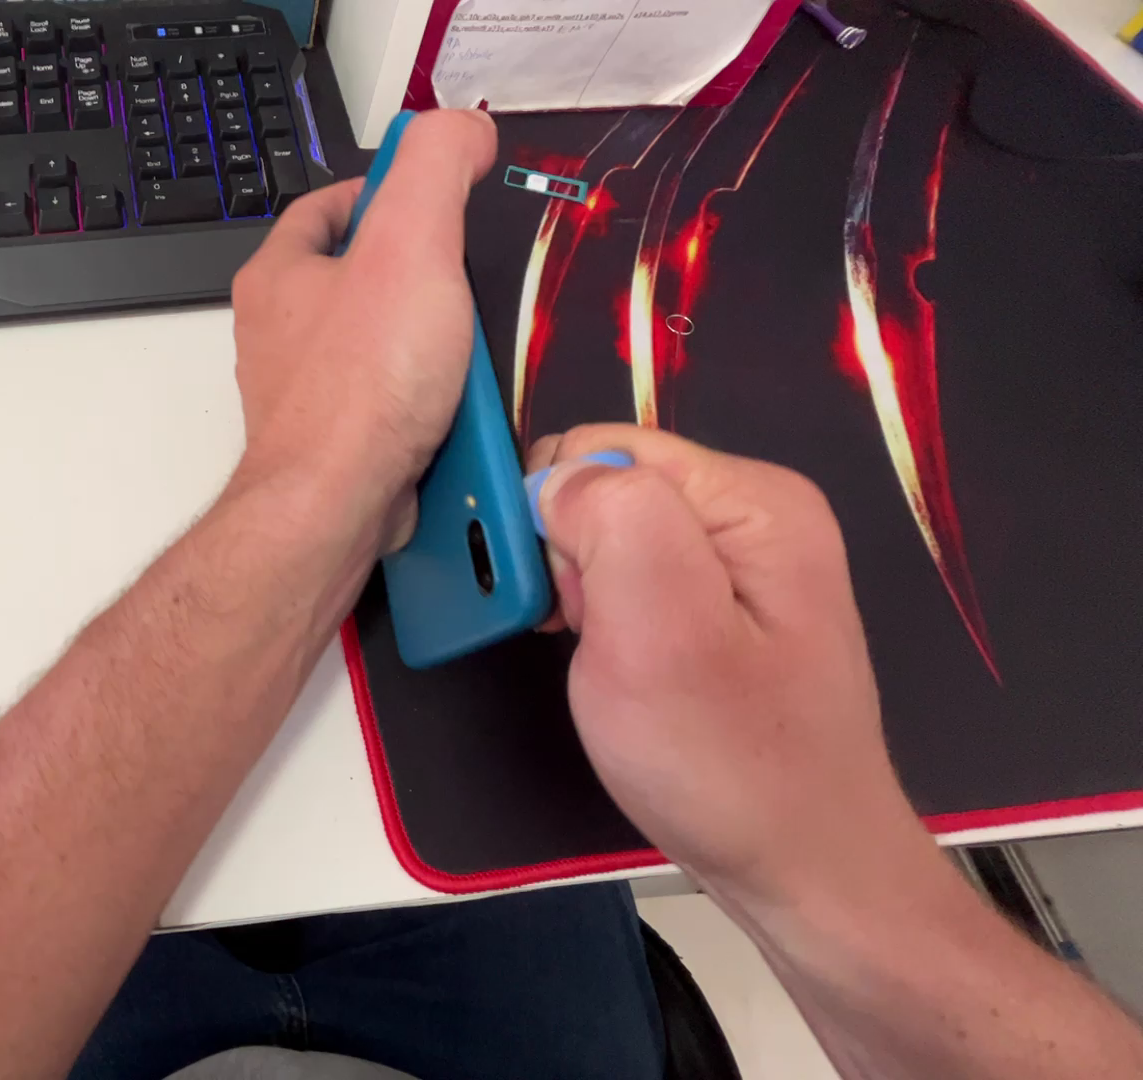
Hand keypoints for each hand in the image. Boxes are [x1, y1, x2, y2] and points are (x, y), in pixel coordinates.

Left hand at [229, 109, 496, 548]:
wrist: (334, 501)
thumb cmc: (357, 387)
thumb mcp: (409, 243)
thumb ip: (434, 167)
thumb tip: (457, 131)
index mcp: (278, 277)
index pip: (324, 207)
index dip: (379, 188)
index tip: (429, 192)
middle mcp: (278, 334)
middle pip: (354, 277)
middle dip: (412, 273)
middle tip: (458, 276)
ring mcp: (300, 389)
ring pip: (374, 342)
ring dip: (424, 340)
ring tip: (463, 347)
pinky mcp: (329, 436)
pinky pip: (384, 398)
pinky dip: (419, 395)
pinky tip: (451, 402)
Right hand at [527, 425, 938, 908]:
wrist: (790, 859)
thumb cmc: (721, 754)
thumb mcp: (659, 632)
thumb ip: (613, 523)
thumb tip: (556, 479)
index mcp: (747, 499)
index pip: (596, 449)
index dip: (556, 517)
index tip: (573, 597)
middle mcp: (742, 511)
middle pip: (595, 483)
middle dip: (563, 549)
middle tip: (590, 626)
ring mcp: (726, 555)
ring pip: (594, 526)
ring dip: (572, 581)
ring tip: (598, 645)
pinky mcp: (704, 594)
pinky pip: (613, 563)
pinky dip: (587, 600)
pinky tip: (604, 647)